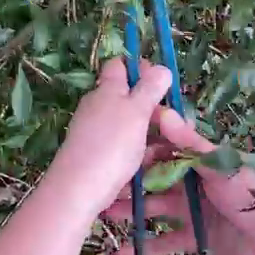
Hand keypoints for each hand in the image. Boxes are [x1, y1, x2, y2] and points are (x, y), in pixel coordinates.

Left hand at [43, 57, 172, 216]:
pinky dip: (139, 149)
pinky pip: (123, 144)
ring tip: (172, 144)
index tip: (163, 82)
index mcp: (107, 89)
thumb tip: (161, 67)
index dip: (141, 68)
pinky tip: (152, 162)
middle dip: (152, 105)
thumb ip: (149, 88)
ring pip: (128, 123)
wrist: (79, 189)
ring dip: (150, 130)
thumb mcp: (136, 111)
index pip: (120, 65)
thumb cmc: (111, 144)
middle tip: (176, 119)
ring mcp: (95, 130)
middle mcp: (98, 105)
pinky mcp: (97, 153)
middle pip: (128, 96)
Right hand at [102, 108, 254, 254]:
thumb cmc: (252, 194)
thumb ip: (189, 144)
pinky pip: (164, 241)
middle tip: (98, 186)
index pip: (163, 146)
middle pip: (152, 179)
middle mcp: (192, 181)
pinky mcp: (194, 235)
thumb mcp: (220, 165)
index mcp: (199, 159)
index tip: (109, 147)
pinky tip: (120, 254)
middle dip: (126, 183)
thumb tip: (160, 112)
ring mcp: (192, 209)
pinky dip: (144, 247)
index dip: (137, 147)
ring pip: (153, 208)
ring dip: (129, 212)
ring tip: (102, 215)